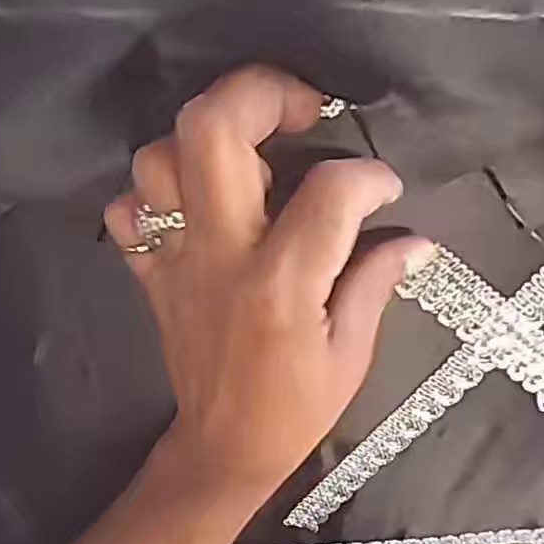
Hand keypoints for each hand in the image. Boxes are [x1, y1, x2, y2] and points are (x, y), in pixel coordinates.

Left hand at [105, 65, 434, 492]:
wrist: (223, 449)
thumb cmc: (292, 411)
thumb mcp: (350, 355)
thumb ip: (375, 283)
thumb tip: (414, 238)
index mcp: (281, 286)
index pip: (329, 190)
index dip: (368, 177)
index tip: (381, 192)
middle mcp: (221, 261)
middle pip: (214, 129)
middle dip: (263, 94)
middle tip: (300, 118)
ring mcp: (177, 266)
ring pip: (159, 160)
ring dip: (203, 144)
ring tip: (246, 165)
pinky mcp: (153, 279)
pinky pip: (129, 215)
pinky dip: (153, 197)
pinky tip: (194, 211)